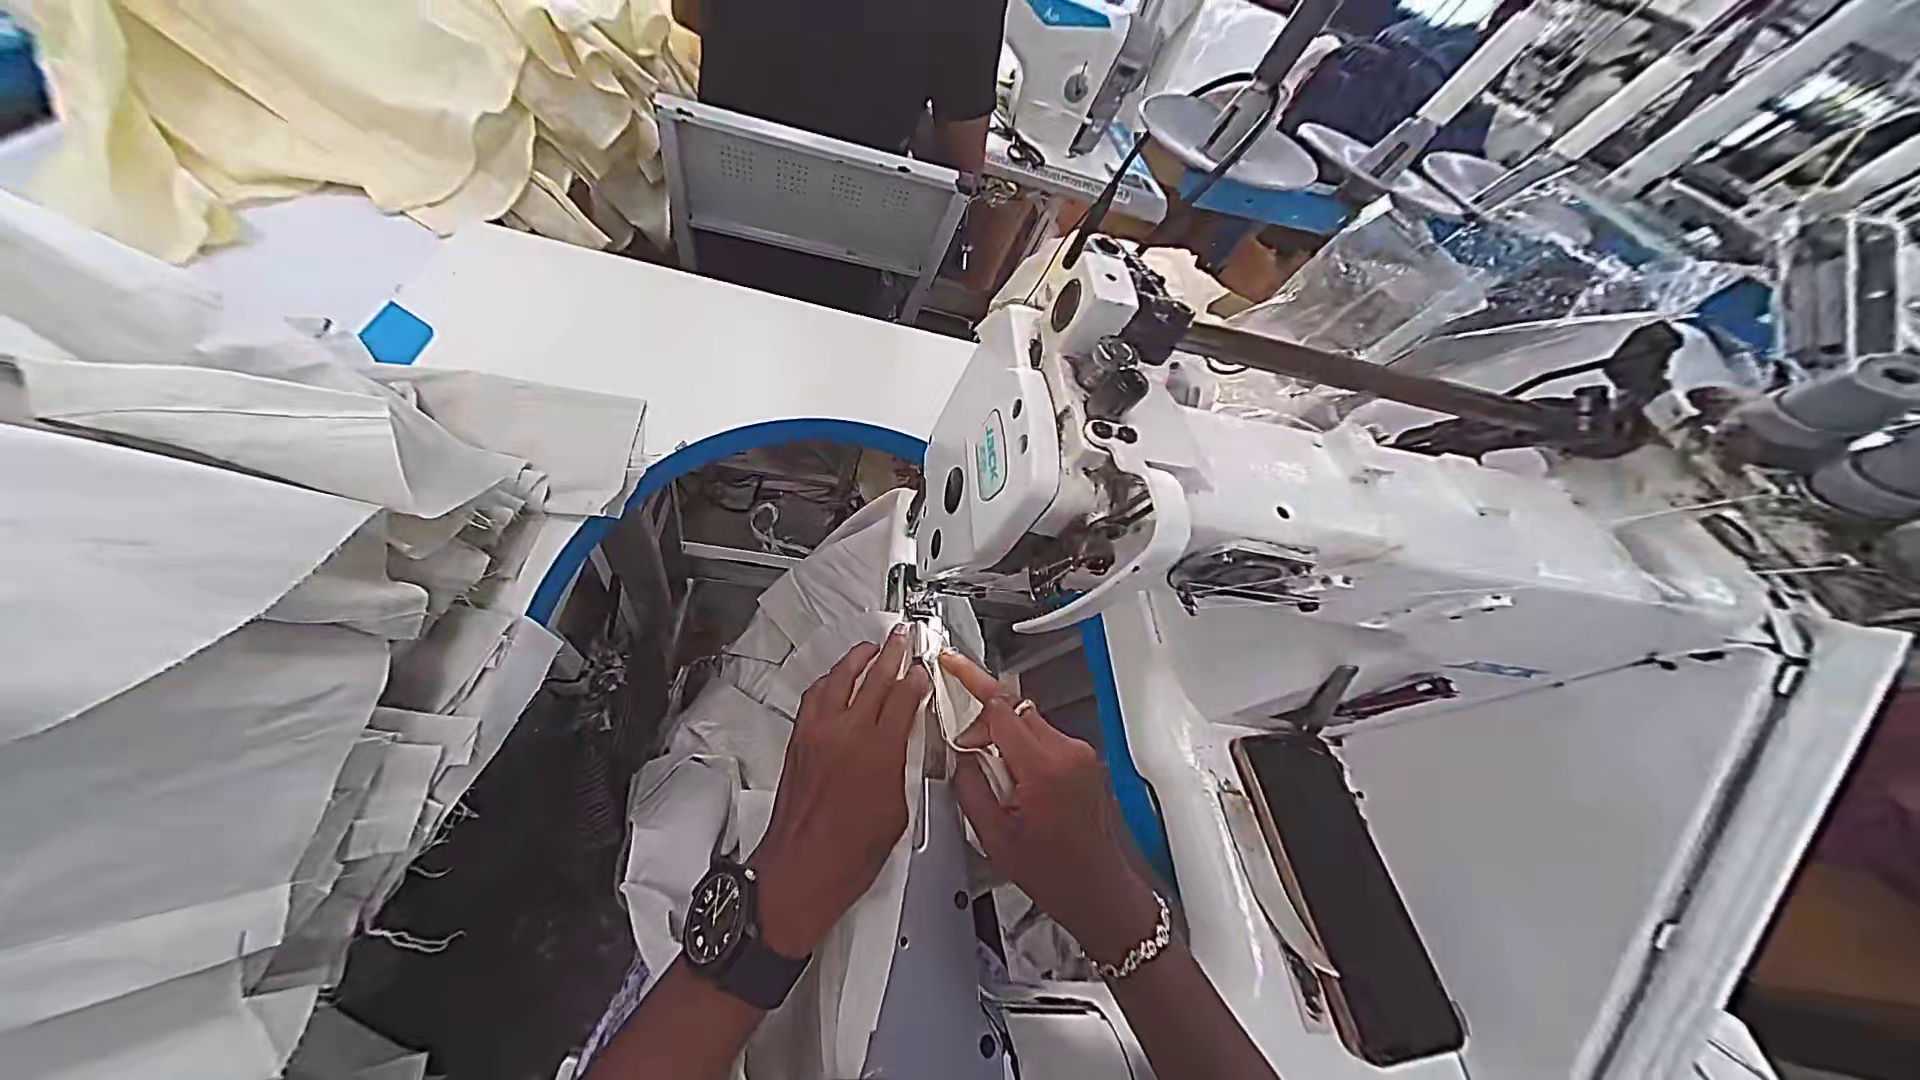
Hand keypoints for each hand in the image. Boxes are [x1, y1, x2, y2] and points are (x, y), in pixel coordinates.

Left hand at [748, 626, 929, 958]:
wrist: (801, 869)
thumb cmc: (848, 853)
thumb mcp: (898, 808)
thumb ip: (904, 764)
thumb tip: (907, 740)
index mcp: (879, 751)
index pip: (903, 698)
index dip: (916, 679)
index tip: (922, 669)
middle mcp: (847, 734)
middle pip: (874, 679)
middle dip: (892, 653)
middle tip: (901, 637)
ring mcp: (819, 734)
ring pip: (841, 679)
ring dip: (858, 658)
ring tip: (870, 646)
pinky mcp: (800, 740)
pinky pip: (815, 697)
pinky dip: (830, 680)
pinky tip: (837, 676)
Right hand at [941, 652, 1162, 967]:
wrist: (1101, 893)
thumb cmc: (1057, 875)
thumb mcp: (994, 835)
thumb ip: (969, 783)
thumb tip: (959, 754)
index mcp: (1044, 767)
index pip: (1000, 706)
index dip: (969, 681)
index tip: (952, 665)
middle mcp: (1067, 751)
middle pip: (1014, 708)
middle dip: (984, 722)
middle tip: (968, 750)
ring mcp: (1079, 753)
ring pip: (1028, 720)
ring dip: (1004, 736)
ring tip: (999, 781)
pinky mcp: (1083, 758)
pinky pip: (1043, 735)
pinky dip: (1023, 748)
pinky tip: (1019, 784)